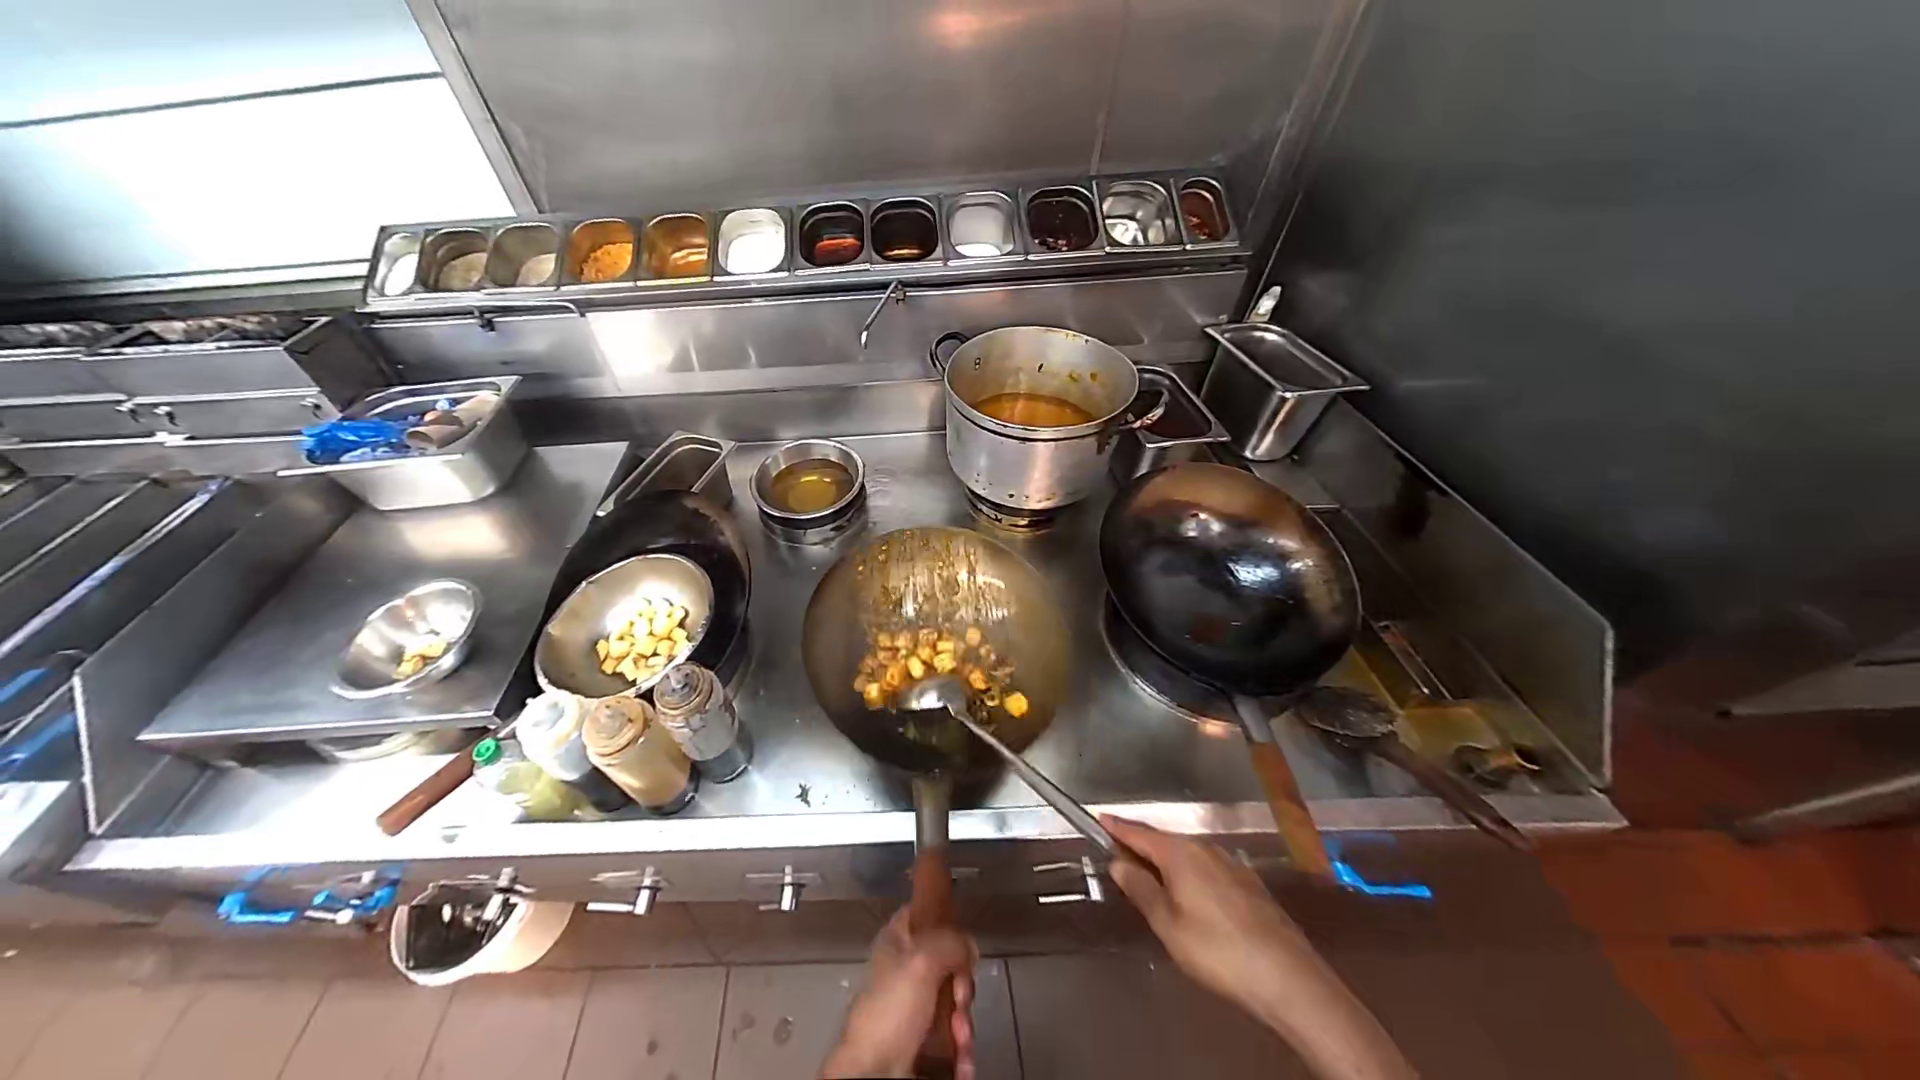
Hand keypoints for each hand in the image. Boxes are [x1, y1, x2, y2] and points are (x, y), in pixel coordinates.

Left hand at [820, 908, 978, 1079]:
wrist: (875, 1077)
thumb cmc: (892, 1010)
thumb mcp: (922, 960)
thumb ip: (951, 942)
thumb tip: (969, 947)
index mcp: (896, 943)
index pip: (921, 913)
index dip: (944, 922)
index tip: (961, 941)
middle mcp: (906, 972)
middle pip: (950, 963)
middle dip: (964, 985)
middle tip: (960, 999)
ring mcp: (916, 1009)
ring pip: (956, 1003)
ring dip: (965, 1023)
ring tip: (959, 1038)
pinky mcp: (925, 1043)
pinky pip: (954, 1037)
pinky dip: (962, 1049)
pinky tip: (960, 1059)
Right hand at [1103, 816, 1314, 1018]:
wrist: (1289, 978)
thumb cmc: (1217, 951)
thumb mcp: (1168, 925)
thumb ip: (1141, 889)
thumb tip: (1119, 863)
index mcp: (1180, 853)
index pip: (1139, 832)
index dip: (1117, 827)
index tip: (1099, 818)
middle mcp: (1205, 848)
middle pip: (1164, 840)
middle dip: (1140, 845)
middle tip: (1118, 855)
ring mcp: (1231, 864)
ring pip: (1187, 854)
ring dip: (1165, 860)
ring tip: (1149, 877)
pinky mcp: (1248, 883)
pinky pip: (1206, 867)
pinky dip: (1188, 872)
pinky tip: (1189, 894)